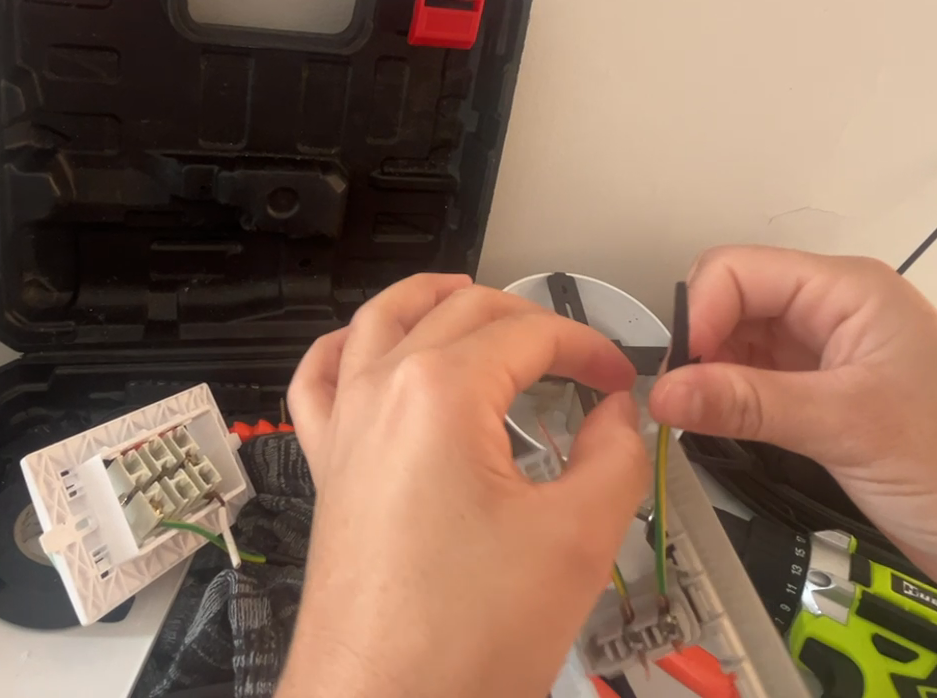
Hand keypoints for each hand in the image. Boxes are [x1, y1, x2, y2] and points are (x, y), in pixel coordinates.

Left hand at [278, 274, 647, 697]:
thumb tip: (616, 418)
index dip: (585, 347)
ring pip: (381, 318)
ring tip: (469, 297)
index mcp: (441, 391)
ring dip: (430, 297)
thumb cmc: (459, 640)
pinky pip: (320, 377)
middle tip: (570, 354)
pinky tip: (366, 348)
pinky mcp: (327, 459)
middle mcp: (383, 388)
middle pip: (462, 310)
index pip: (528, 334)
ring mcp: (346, 420)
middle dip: (527, 319)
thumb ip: (614, 458)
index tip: (615, 378)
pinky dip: (345, 346)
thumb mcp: (576, 542)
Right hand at [647, 246, 936, 609]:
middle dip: (700, 345)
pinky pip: (756, 381)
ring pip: (739, 343)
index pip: (737, 271)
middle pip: (733, 302)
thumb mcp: (848, 427)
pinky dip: (730, 401)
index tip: (683, 375)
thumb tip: (658, 393)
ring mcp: (828, 355)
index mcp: (847, 289)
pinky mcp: (825, 397)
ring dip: (713, 377)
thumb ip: (744, 403)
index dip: (700, 313)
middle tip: (682, 403)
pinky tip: (722, 428)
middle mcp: (832, 310)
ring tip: (699, 421)